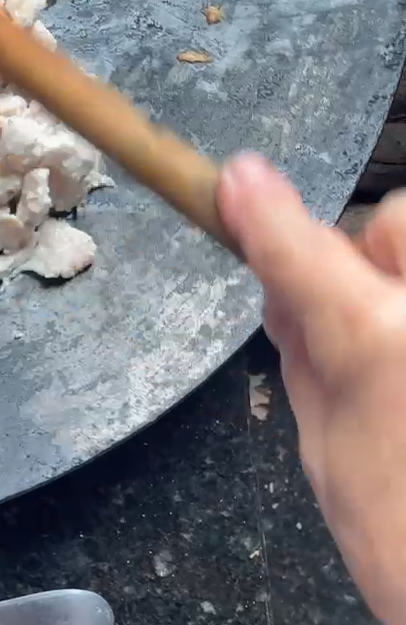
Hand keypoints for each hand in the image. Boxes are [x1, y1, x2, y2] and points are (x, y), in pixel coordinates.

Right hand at [218, 153, 405, 624]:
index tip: (234, 176)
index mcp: (390, 351)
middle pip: (404, 221)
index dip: (268, 217)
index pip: (311, 261)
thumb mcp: (329, 448)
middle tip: (356, 316)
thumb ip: (309, 352)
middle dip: (375, 252)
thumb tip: (282, 285)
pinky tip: (402, 372)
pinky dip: (404, 308)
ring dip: (405, 274)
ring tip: (396, 352)